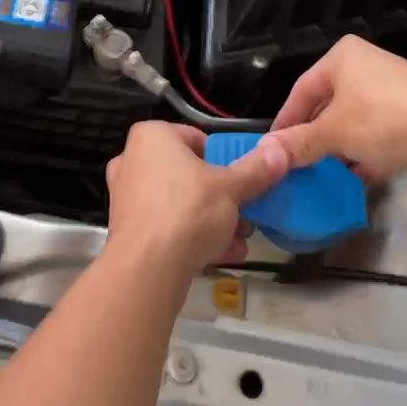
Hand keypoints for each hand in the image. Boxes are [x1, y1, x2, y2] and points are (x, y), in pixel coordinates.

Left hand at [104, 122, 287, 278]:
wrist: (146, 269)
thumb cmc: (187, 211)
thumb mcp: (231, 188)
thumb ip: (256, 170)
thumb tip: (280, 152)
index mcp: (152, 137)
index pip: (195, 138)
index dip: (222, 158)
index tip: (240, 178)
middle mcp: (132, 160)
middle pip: (187, 174)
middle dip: (220, 197)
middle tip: (245, 213)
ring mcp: (126, 197)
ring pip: (178, 204)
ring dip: (211, 221)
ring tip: (240, 239)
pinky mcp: (127, 231)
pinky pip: (166, 227)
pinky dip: (192, 238)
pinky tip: (223, 255)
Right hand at [258, 35, 406, 182]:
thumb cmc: (382, 118)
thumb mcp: (333, 131)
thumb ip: (300, 142)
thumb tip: (266, 152)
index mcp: (342, 57)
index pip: (302, 89)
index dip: (286, 119)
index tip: (273, 147)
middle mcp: (365, 68)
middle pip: (328, 105)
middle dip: (313, 135)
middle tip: (294, 163)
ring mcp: (391, 93)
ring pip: (353, 122)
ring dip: (338, 148)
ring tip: (319, 175)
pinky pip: (377, 136)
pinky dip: (364, 155)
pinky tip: (353, 180)